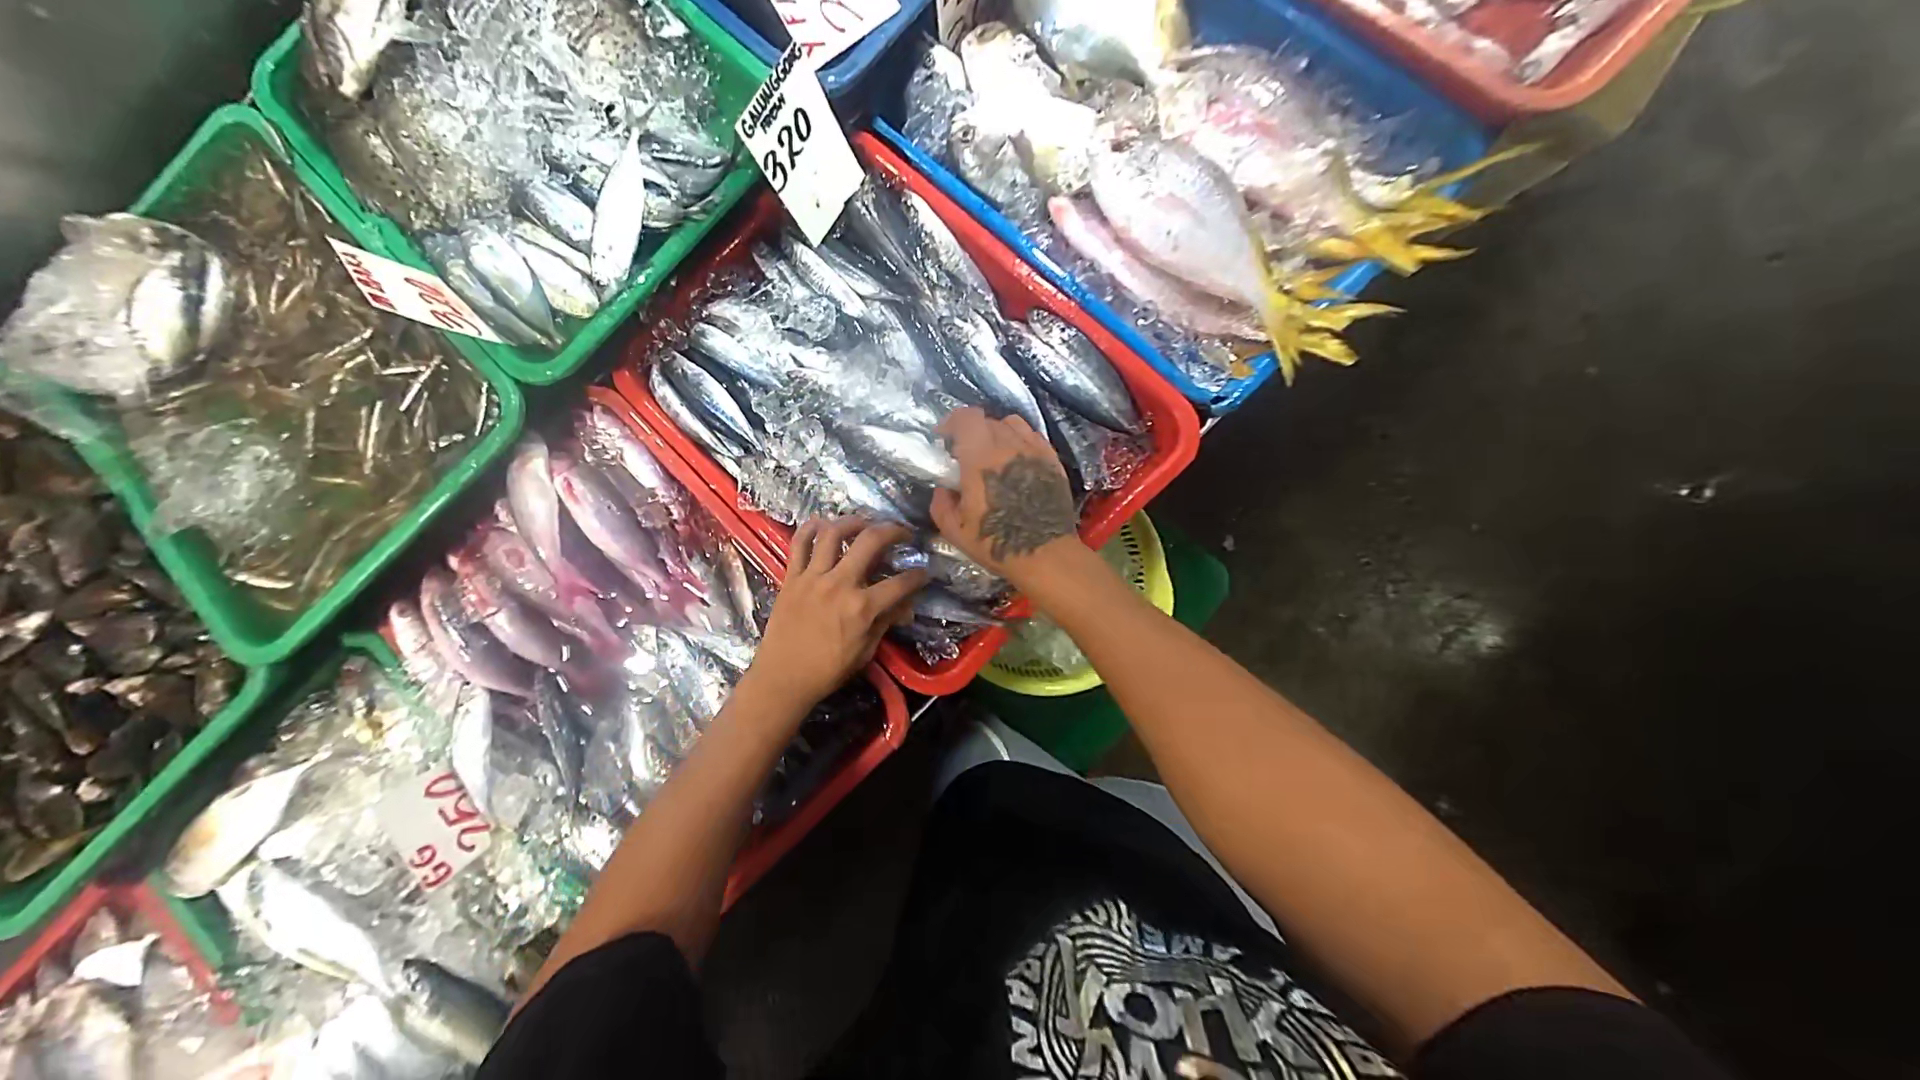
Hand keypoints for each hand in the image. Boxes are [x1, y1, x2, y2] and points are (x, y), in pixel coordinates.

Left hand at [747, 518, 926, 706]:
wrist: (783, 678)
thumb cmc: (828, 670)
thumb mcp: (865, 650)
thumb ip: (885, 623)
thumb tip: (906, 607)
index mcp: (861, 608)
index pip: (900, 583)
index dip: (918, 576)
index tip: (924, 572)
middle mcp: (839, 584)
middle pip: (870, 541)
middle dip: (893, 531)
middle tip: (903, 532)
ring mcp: (813, 577)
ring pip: (833, 533)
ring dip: (853, 522)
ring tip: (866, 523)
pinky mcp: (791, 577)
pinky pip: (799, 544)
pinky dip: (810, 528)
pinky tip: (823, 523)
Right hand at [930, 407, 1082, 586]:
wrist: (1044, 554)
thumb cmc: (995, 542)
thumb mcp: (954, 530)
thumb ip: (940, 503)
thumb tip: (943, 488)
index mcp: (981, 457)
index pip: (966, 417)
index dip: (951, 422)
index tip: (944, 439)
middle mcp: (1009, 445)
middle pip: (987, 420)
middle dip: (972, 432)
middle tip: (967, 455)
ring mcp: (1035, 450)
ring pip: (1012, 424)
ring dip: (997, 433)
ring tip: (993, 454)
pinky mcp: (1052, 460)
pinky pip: (1033, 437)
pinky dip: (1020, 442)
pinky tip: (1016, 462)